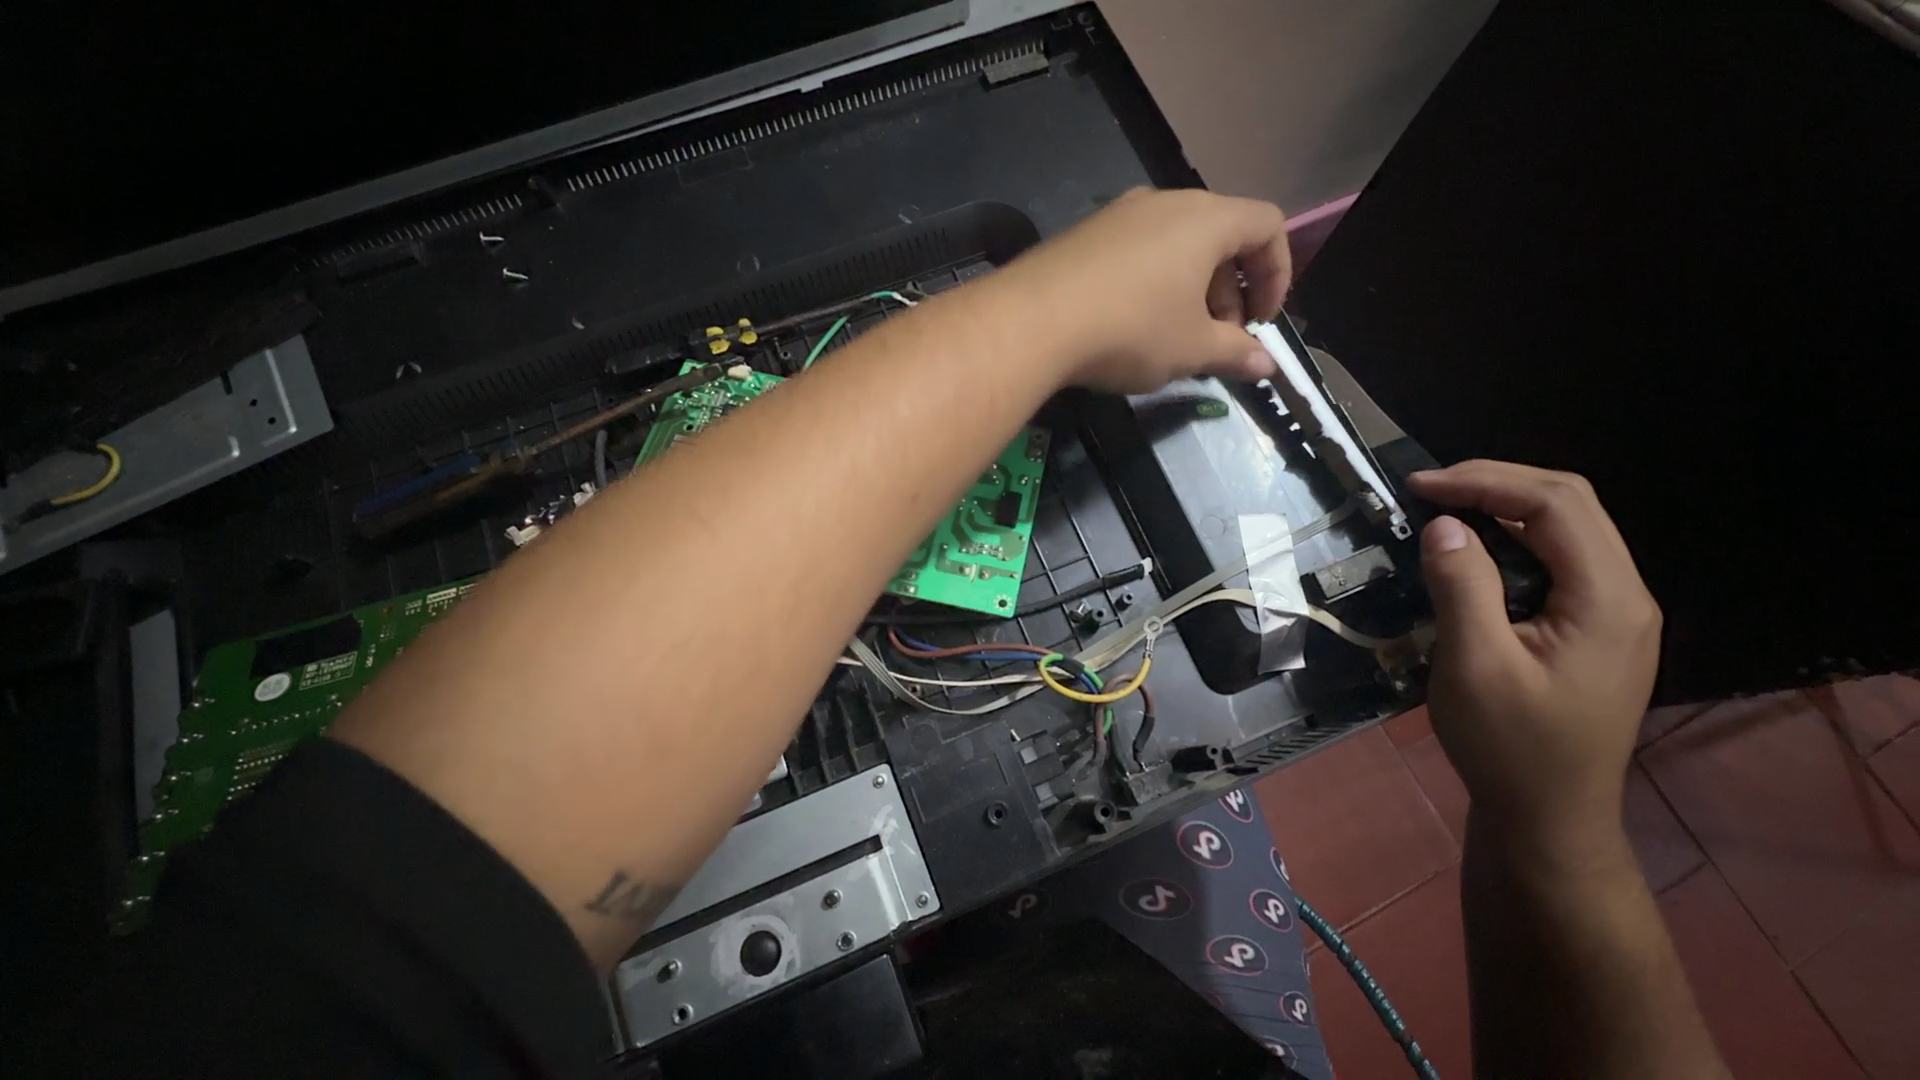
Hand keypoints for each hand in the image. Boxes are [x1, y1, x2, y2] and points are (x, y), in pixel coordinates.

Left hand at [989, 188, 1290, 393]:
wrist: (1030, 322)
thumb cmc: (1130, 330)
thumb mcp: (1191, 349)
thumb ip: (1234, 353)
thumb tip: (1265, 365)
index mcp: (1206, 218)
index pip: (1267, 225)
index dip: (1279, 273)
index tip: (1263, 322)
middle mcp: (1164, 202)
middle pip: (1220, 234)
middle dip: (1231, 289)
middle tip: (1220, 337)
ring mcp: (1118, 215)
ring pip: (1175, 245)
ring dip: (1191, 289)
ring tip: (1176, 337)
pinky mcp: (1083, 235)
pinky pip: (1136, 252)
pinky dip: (1152, 283)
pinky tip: (1130, 326)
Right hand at [1409, 462, 1661, 858]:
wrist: (1549, 817)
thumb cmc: (1510, 747)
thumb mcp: (1474, 666)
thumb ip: (1463, 587)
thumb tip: (1443, 523)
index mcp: (1608, 599)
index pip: (1556, 505)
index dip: (1485, 482)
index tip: (1419, 486)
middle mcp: (1625, 595)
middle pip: (1570, 506)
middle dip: (1497, 484)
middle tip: (1428, 490)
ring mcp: (1615, 613)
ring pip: (1567, 530)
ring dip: (1505, 509)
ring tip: (1444, 511)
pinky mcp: (1594, 630)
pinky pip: (1559, 562)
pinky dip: (1512, 541)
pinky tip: (1473, 553)